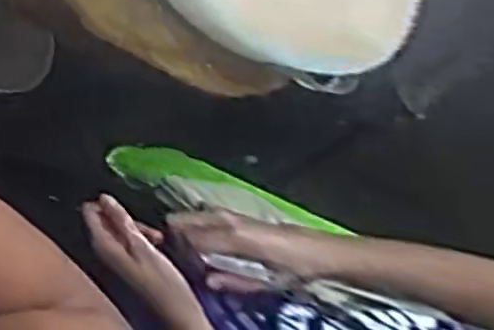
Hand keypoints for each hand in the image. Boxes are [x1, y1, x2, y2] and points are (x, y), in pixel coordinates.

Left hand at [83, 196, 206, 329]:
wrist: (181, 323)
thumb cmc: (165, 286)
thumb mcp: (144, 249)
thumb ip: (121, 221)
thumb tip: (103, 196)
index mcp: (100, 244)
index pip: (89, 210)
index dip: (107, 206)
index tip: (130, 214)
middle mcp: (100, 251)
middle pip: (104, 221)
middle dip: (126, 221)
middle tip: (152, 232)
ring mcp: (111, 262)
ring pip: (116, 233)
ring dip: (136, 232)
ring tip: (158, 240)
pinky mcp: (124, 270)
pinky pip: (124, 247)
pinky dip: (138, 244)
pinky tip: (157, 250)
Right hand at [170, 210, 348, 287]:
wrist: (318, 251)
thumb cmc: (295, 269)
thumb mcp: (269, 281)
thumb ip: (236, 280)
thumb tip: (205, 280)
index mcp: (229, 234)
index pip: (186, 238)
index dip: (181, 254)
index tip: (186, 268)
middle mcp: (218, 217)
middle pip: (176, 222)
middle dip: (175, 240)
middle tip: (186, 261)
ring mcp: (220, 211)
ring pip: (184, 217)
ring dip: (182, 234)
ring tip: (195, 255)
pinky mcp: (224, 212)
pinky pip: (195, 217)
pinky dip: (192, 229)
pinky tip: (205, 245)